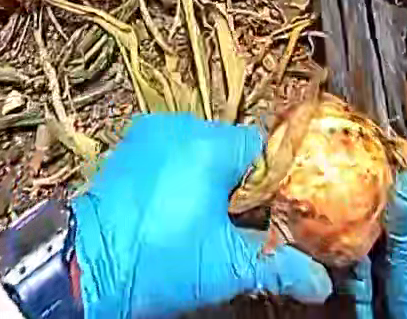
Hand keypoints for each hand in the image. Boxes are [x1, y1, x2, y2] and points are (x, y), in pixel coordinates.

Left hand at [71, 113, 331, 318]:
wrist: (83, 267)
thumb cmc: (159, 262)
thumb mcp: (223, 268)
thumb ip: (276, 266)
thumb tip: (323, 283)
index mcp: (216, 144)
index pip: (265, 148)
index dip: (271, 181)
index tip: (270, 210)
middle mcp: (189, 124)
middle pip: (235, 146)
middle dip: (239, 180)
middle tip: (233, 220)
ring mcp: (159, 127)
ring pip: (204, 144)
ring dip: (209, 171)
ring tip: (198, 213)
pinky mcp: (136, 138)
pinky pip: (174, 143)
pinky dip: (181, 164)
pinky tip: (172, 198)